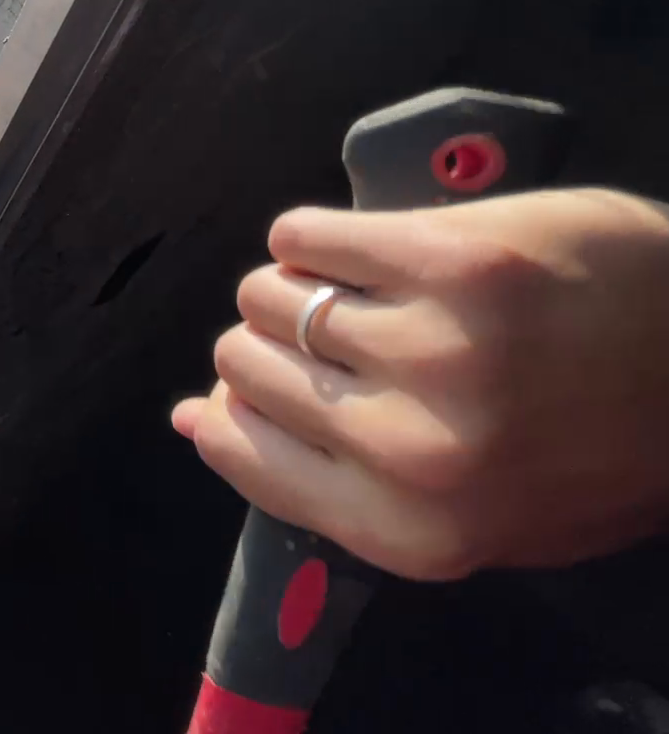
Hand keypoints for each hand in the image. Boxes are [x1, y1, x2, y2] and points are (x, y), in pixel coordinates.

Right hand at [172, 189, 668, 580]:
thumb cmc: (578, 445)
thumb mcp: (448, 503)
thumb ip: (308, 473)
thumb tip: (184, 417)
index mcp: (406, 527)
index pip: (231, 440)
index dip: (240, 403)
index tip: (289, 389)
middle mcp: (411, 451)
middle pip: (237, 357)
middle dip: (277, 343)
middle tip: (353, 343)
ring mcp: (434, 352)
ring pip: (260, 293)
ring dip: (296, 288)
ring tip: (368, 296)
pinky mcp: (451, 261)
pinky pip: (296, 234)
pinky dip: (314, 237)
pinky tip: (369, 252)